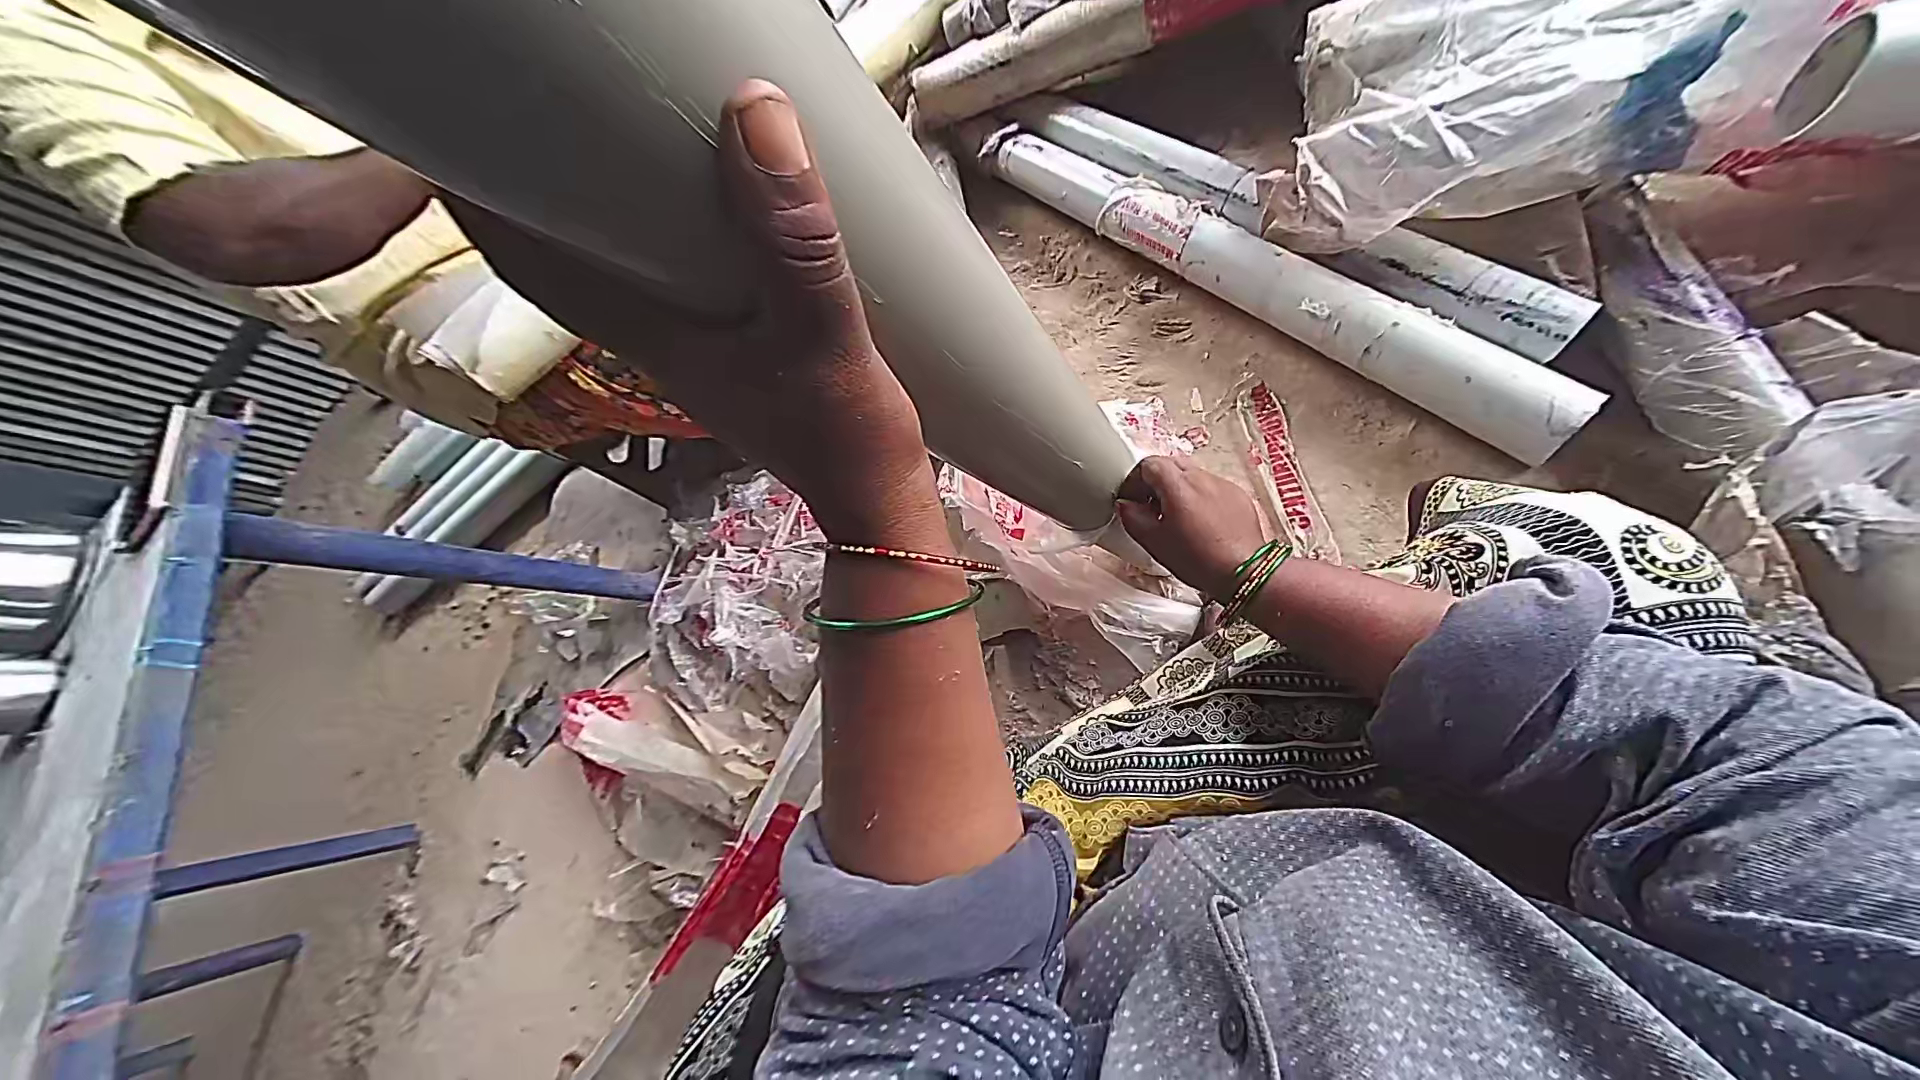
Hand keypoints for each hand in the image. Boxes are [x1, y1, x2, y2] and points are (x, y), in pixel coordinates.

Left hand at [445, 80, 927, 537]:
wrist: (875, 492)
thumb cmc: (845, 439)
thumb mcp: (824, 338)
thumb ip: (795, 243)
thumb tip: (757, 113)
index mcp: (658, 339)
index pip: (538, 265)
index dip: (487, 198)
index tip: (464, 121)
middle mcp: (670, 341)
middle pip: (584, 253)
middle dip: (560, 182)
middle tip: (564, 100)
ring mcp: (709, 347)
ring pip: (644, 265)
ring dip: (631, 205)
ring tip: (642, 133)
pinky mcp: (748, 347)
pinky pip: (700, 279)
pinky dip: (696, 237)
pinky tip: (728, 207)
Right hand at [1116, 457, 1267, 598]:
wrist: (1244, 572)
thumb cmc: (1199, 560)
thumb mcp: (1154, 542)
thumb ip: (1133, 518)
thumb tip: (1126, 505)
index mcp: (1178, 486)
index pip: (1148, 464)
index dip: (1135, 480)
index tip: (1132, 498)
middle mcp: (1201, 478)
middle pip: (1171, 464)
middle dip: (1156, 481)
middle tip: (1150, 505)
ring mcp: (1222, 484)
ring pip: (1192, 475)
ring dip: (1178, 489)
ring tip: (1174, 517)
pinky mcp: (1237, 495)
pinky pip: (1211, 487)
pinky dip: (1199, 497)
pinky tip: (1198, 522)